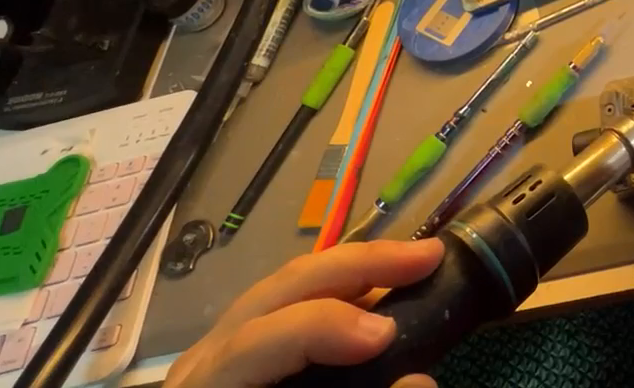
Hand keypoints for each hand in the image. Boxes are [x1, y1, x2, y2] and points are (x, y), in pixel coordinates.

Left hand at [165, 239, 444, 387]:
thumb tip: (420, 383)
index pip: (254, 346)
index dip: (320, 328)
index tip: (386, 334)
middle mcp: (204, 364)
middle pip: (279, 291)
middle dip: (358, 267)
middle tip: (428, 258)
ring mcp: (223, 349)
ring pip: (290, 282)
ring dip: (360, 265)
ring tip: (417, 260)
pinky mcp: (248, 345)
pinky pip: (299, 298)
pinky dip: (347, 284)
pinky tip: (386, 284)